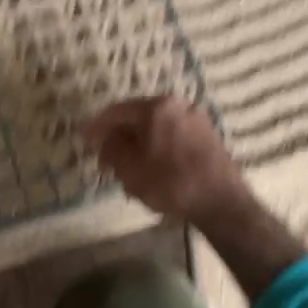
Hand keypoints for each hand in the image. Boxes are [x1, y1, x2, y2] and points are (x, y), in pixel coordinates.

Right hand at [85, 96, 249, 225]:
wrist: (221, 202)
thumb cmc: (170, 183)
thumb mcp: (130, 169)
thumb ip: (112, 149)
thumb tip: (105, 140)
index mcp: (156, 107)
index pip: (116, 111)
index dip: (97, 127)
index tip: (85, 141)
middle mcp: (177, 105)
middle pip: (138, 117)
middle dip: (120, 137)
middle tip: (106, 158)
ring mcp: (196, 119)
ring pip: (157, 128)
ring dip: (140, 144)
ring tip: (129, 167)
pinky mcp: (208, 136)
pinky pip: (174, 136)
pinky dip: (158, 147)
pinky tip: (153, 168)